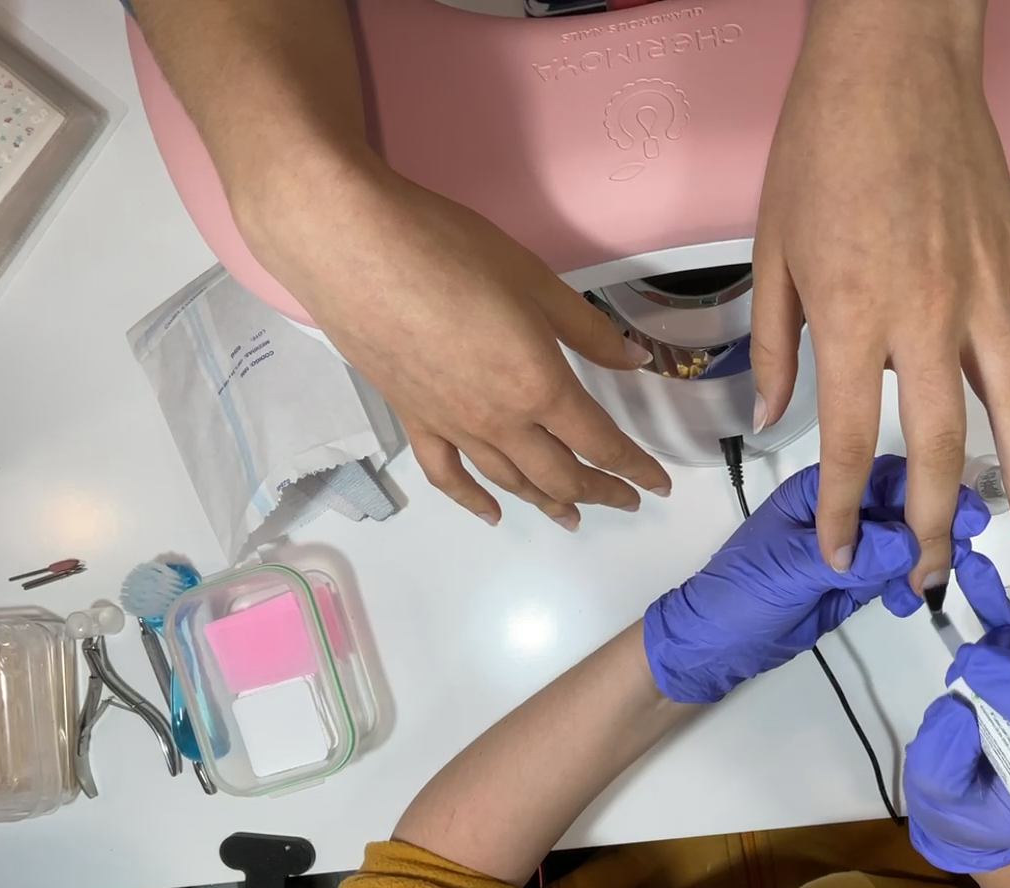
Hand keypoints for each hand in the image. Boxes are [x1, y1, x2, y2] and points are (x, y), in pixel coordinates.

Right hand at [239, 164, 671, 530]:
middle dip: (601, 491)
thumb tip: (637, 362)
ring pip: (511, 482)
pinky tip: (491, 514)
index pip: (602, 444)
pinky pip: (449, 476)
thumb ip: (590, 332)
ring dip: (548, 503)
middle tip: (624, 501)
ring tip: (572, 518)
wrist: (350, 246)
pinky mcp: (414, 422)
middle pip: (561, 475)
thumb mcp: (538, 284)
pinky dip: (474, 501)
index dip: (636, 468)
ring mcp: (454, 428)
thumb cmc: (452, 253)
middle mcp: (501, 423)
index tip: (658, 486)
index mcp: (541, 388)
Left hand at [645, 455, 988, 703]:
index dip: (924, 490)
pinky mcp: (855, 581)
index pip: (879, 478)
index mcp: (817, 493)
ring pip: (904, 542)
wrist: (719, 645)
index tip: (961, 512)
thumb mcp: (790, 571)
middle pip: (901, 507)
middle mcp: (840, 513)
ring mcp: (851, 548)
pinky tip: (910, 600)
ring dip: (926, 558)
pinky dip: (909, 584)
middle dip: (935, 525)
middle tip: (966, 548)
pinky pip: (894, 574)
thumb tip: (909, 541)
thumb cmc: (740, 595)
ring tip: (936, 582)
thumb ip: (849, 557)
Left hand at [750, 0, 1009, 588]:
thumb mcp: (771, 255)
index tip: (843, 554)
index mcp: (852, 322)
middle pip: (935, 442)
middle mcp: (924, 321)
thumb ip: (776, 347)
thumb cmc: (817, 153)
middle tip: (932, 572)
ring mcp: (983, 290)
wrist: (887, 61)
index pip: (843, 440)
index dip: (840, 506)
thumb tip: (773, 417)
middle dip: (934, 516)